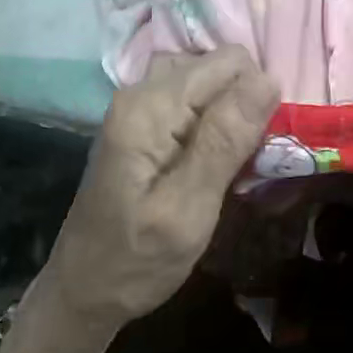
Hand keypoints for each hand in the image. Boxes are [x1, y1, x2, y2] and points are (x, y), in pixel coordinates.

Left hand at [2, 47, 279, 352]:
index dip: (257, 100)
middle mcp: (141, 92)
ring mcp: (139, 107)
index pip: (230, 62)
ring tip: (232, 167)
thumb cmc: (135, 261)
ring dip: (232, 119)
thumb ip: (224, 141)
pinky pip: (193, 105)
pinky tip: (214, 167)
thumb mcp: (187, 210)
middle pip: (219, 68)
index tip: (260, 151)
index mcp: (149, 106)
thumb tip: (268, 79)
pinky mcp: (143, 125)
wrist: (84, 290)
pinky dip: (214, 128)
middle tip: (246, 166)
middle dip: (246, 108)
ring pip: (210, 85)